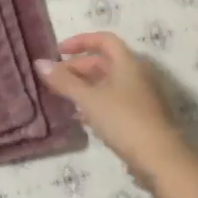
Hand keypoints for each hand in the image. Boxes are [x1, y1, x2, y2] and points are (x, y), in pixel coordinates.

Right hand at [38, 32, 191, 183]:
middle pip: (102, 62)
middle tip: (53, 79)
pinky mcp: (137, 115)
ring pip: (105, 82)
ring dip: (82, 86)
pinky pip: (111, 100)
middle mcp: (135, 75)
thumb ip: (63, 80)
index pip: (103, 40)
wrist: (158, 157)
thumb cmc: (123, 119)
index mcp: (127, 63)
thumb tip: (39, 63)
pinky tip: (79, 116)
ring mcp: (137, 96)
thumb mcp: (88, 98)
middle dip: (76, 67)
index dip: (80, 41)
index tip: (57, 52)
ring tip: (61, 96)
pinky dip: (93, 102)